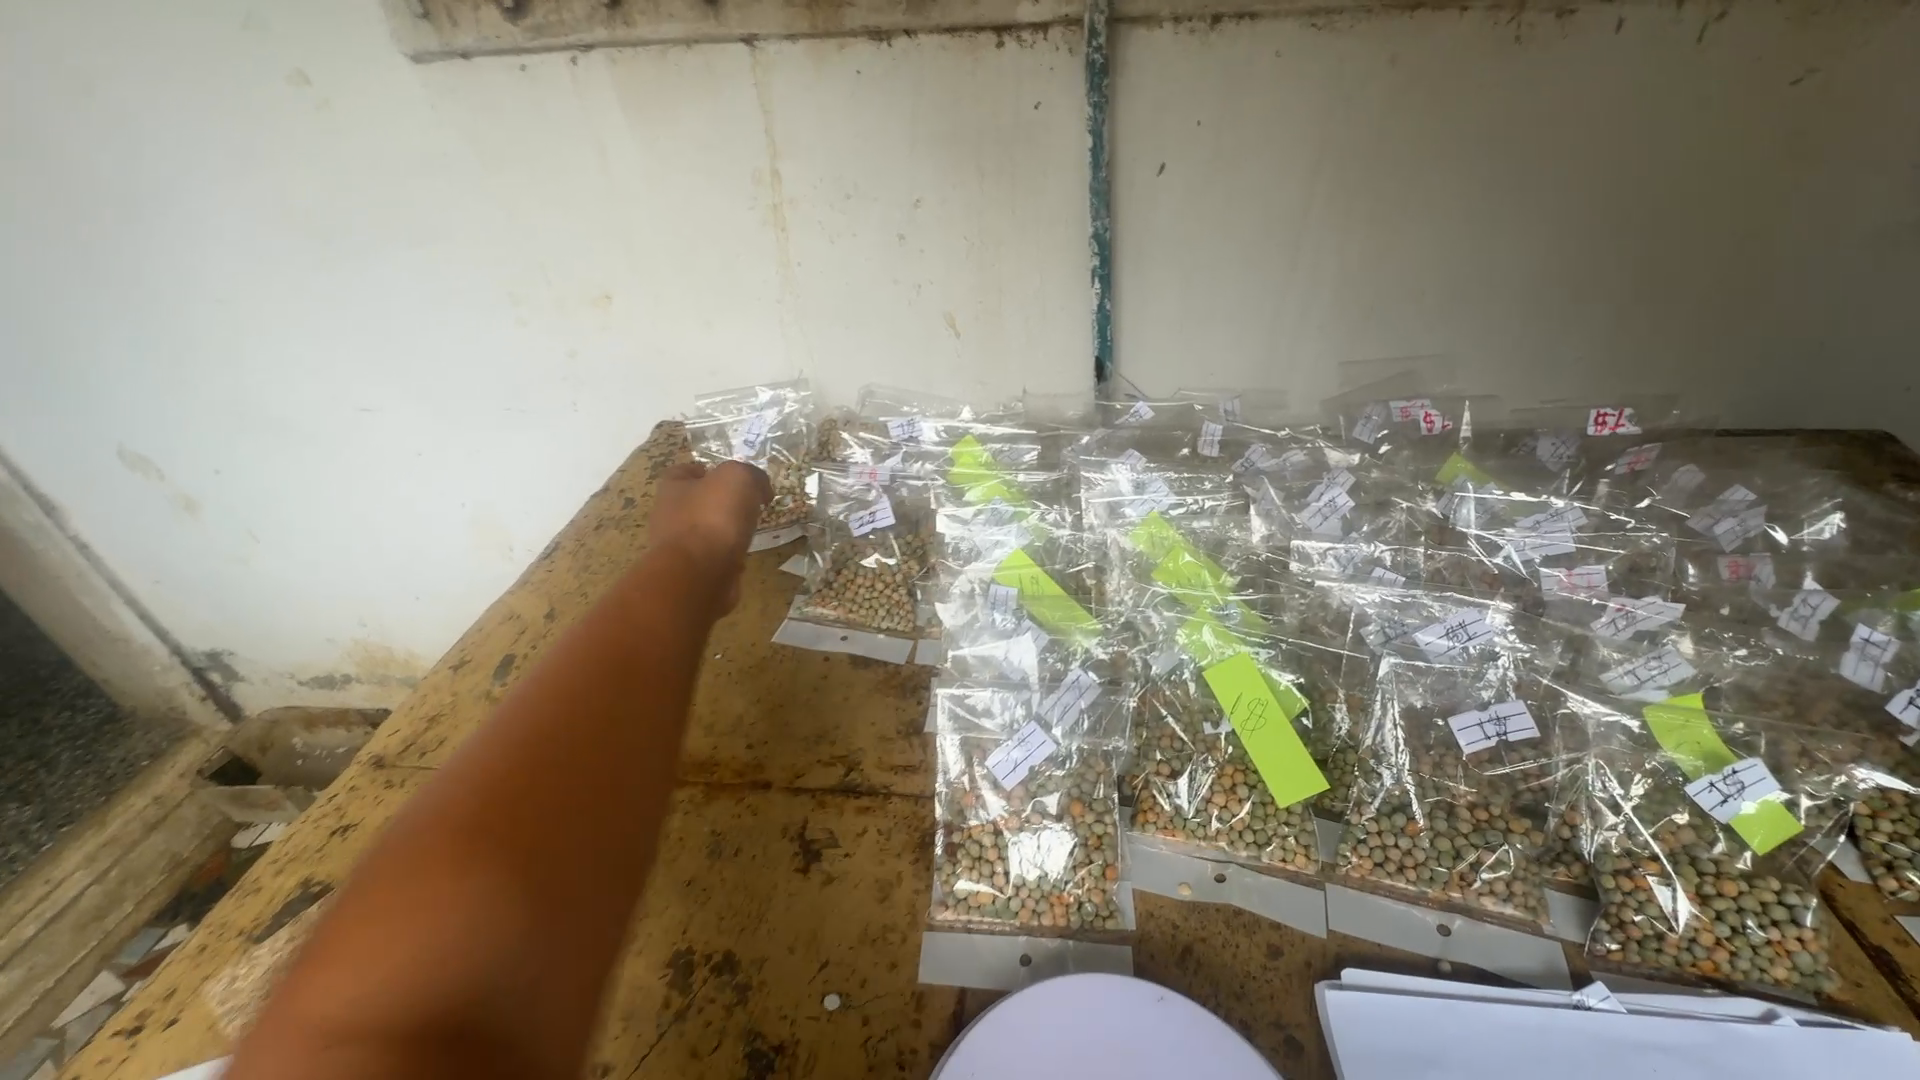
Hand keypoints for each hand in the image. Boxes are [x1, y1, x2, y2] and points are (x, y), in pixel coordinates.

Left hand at [648, 461, 772, 611]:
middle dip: (720, 503)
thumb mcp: (739, 477)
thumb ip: (751, 475)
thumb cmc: (713, 516)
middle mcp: (668, 515)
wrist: (699, 573)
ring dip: (724, 532)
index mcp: (672, 487)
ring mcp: (676, 547)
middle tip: (748, 505)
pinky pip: (711, 558)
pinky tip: (742, 558)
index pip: (685, 470)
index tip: (734, 479)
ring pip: (704, 532)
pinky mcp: (689, 572)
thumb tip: (761, 490)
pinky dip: (727, 557)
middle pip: (696, 502)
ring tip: (749, 532)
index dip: (709, 471)